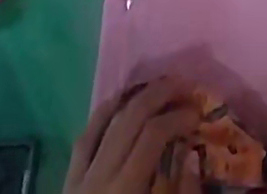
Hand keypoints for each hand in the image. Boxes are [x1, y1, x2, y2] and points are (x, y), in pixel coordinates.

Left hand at [65, 78, 200, 193]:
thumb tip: (190, 157)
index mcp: (126, 191)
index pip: (152, 137)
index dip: (177, 118)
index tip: (198, 113)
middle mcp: (101, 175)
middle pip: (131, 119)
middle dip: (158, 95)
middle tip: (183, 84)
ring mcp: (81, 176)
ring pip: (107, 120)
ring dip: (133, 98)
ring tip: (157, 86)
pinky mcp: (68, 181)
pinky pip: (85, 137)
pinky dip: (103, 114)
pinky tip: (117, 102)